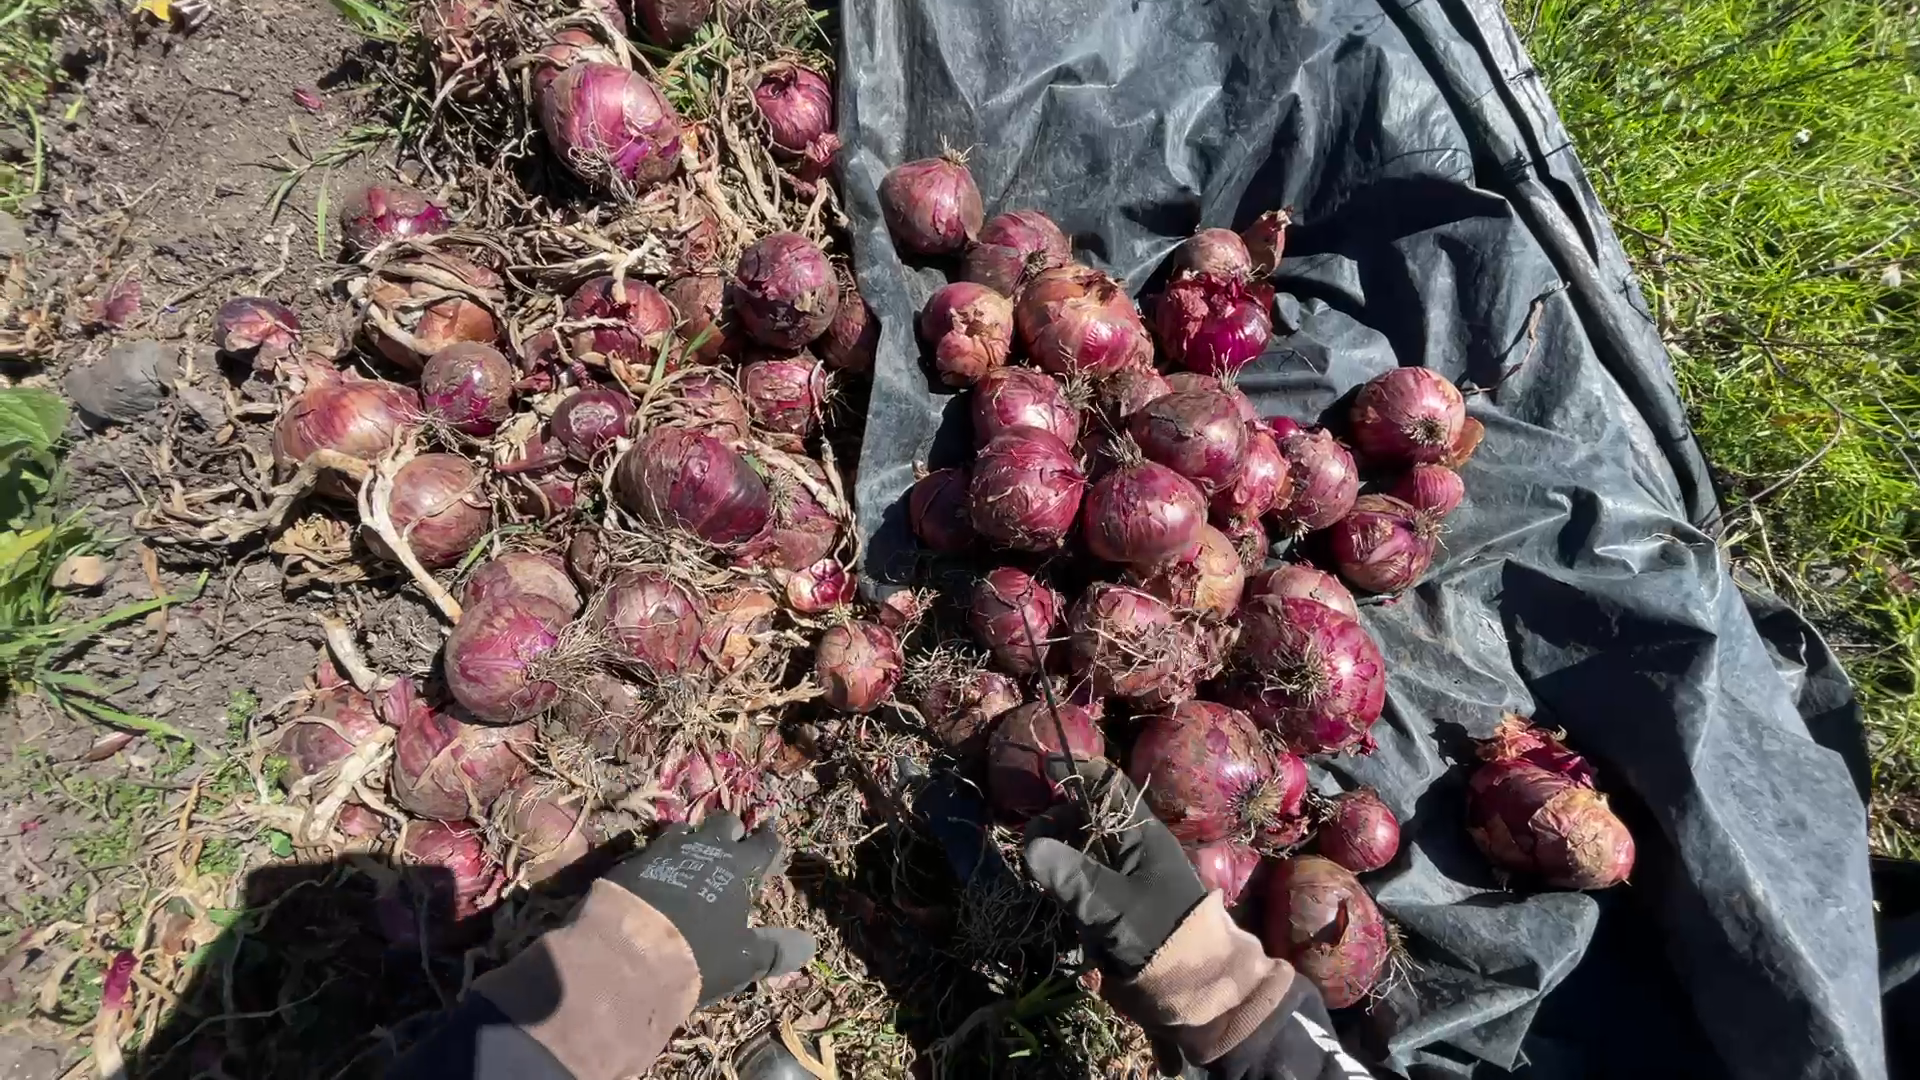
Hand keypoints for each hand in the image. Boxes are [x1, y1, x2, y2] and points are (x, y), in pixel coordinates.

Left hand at [604, 812, 814, 1005]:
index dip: (770, 841)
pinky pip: (650, 852)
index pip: (763, 844)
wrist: (627, 952)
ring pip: (684, 831)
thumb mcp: (742, 959)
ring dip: (691, 840)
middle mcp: (706, 848)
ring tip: (690, 853)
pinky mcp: (631, 864)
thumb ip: (774, 950)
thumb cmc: (697, 953)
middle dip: (731, 830)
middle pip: (724, 824)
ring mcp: (665, 851)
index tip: (771, 834)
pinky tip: (652, 875)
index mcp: (738, 865)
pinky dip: (657, 861)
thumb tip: (809, 945)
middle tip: (732, 841)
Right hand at [1023, 769, 1206, 975]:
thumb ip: (1071, 876)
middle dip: (1058, 822)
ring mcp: (1127, 873)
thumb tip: (1030, 847)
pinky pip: (1085, 877)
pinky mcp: (1119, 900)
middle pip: (1088, 815)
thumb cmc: (1160, 934)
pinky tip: (1060, 898)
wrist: (1197, 990)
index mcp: (1141, 833)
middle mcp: (1134, 846)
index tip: (1045, 769)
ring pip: (1083, 847)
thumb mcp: (1112, 905)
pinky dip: (1069, 882)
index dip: (1078, 772)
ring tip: (1043, 874)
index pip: (1108, 785)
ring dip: (1061, 855)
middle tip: (1033, 843)